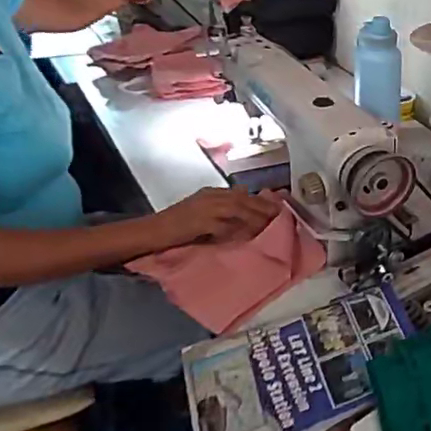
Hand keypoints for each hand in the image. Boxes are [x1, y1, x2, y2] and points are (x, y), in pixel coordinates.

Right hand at [146, 187, 282, 248]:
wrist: (149, 232)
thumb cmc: (175, 226)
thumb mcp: (201, 212)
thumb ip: (222, 211)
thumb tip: (246, 214)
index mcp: (213, 193)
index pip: (244, 194)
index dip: (262, 202)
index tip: (278, 210)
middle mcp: (212, 196)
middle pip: (246, 199)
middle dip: (265, 209)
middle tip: (282, 219)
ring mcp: (207, 207)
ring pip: (240, 210)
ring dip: (257, 219)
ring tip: (271, 228)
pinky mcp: (201, 221)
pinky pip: (226, 226)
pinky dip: (240, 231)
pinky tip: (251, 238)